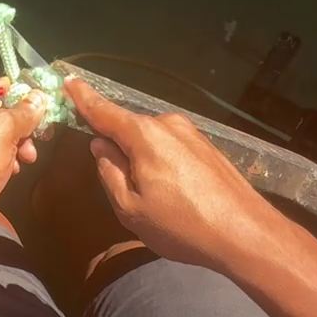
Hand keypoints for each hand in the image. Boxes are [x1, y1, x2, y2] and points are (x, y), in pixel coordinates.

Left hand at [0, 81, 43, 243]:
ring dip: (16, 146)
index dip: (17, 93)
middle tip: (37, 134)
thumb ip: (24, 111)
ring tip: (27, 157)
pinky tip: (13, 171)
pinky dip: (5, 162)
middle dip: (20, 126)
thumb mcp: (4, 128)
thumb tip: (39, 98)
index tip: (39, 100)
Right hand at [65, 77, 284, 273]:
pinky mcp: (207, 147)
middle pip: (128, 129)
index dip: (82, 97)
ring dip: (144, 161)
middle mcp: (166, 124)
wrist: (248, 235)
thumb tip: (101, 146)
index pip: (103, 110)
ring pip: (151, 141)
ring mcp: (190, 133)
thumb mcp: (131, 209)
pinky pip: (172, 148)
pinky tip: (178, 197)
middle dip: (119, 150)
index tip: (67, 80)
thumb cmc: (183, 225)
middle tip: (126, 191)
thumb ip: (109, 173)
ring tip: (158, 203)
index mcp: (143, 135)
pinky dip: (165, 165)